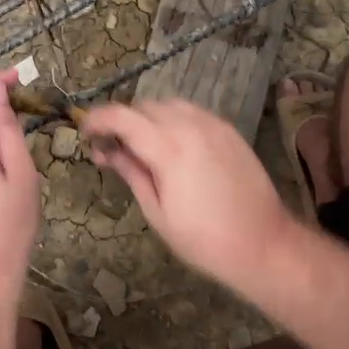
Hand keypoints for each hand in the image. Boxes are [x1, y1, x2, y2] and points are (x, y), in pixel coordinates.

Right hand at [81, 98, 296, 291]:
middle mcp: (190, 125)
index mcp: (168, 147)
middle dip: (123, 122)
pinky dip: (174, 120)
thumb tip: (106, 151)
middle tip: (112, 149)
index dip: (97, 119)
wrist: (264, 243)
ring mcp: (213, 124)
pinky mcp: (228, 129)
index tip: (84, 131)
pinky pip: (192, 112)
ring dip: (148, 118)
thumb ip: (131, 172)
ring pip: (169, 105)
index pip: (122, 116)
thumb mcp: (157, 212)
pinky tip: (173, 147)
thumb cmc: (204, 239)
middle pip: (144, 107)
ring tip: (143, 147)